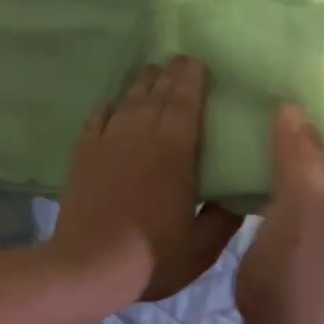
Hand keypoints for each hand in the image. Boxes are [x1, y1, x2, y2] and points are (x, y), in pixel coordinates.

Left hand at [51, 57, 245, 303]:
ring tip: (153, 72)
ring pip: (129, 99)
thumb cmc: (153, 255)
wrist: (89, 263)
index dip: (193, 79)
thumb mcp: (203, 246)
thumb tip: (240, 192)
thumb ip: (224, 215)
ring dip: (143, 83)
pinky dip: (109, 105)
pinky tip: (113, 102)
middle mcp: (141, 133)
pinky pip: (98, 116)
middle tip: (181, 59)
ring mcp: (108, 138)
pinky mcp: (84, 149)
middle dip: (171, 74)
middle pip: (158, 93)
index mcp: (175, 150)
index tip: (200, 62)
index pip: (186, 102)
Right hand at [236, 75, 323, 323]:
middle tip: (285, 77)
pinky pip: (305, 172)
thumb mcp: (303, 210)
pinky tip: (259, 139)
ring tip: (269, 99)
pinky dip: (288, 149)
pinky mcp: (313, 221)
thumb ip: (300, 154)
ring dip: (304, 127)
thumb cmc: (302, 274)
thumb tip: (293, 106)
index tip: (309, 67)